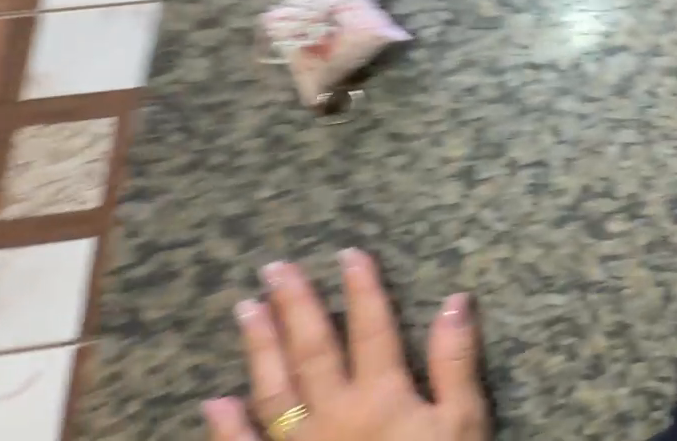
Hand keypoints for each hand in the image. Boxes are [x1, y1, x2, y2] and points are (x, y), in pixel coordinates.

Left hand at [202, 250, 488, 440]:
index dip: (361, 288)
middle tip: (274, 268)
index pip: (372, 328)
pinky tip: (214, 401)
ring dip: (259, 347)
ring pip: (274, 389)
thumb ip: (456, 361)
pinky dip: (228, 427)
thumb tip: (455, 298)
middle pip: (313, 350)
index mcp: (382, 394)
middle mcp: (334, 412)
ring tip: (246, 309)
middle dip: (295, 305)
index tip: (347, 252)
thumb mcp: (463, 419)